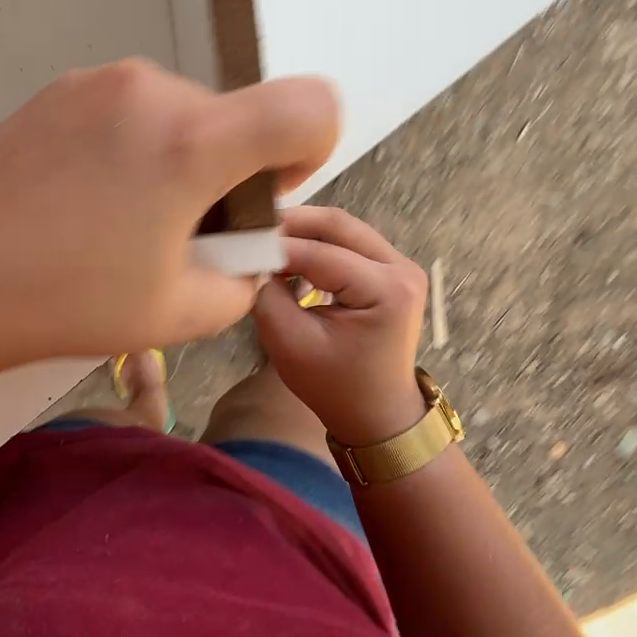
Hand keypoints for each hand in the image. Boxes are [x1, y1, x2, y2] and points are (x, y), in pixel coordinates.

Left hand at [0, 59, 340, 361]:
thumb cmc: (62, 304)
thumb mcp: (175, 313)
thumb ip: (237, 282)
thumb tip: (238, 256)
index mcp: (194, 137)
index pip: (310, 105)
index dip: (310, 152)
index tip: (260, 199)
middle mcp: (149, 89)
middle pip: (229, 121)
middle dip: (223, 179)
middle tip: (173, 246)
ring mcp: (91, 86)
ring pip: (171, 122)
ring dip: (170, 170)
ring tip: (114, 237)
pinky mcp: (49, 98)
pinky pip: (119, 120)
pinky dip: (124, 159)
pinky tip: (75, 214)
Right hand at [253, 207, 429, 444]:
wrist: (375, 412)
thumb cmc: (333, 385)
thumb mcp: (289, 344)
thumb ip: (266, 296)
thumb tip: (248, 259)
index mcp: (385, 289)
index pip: (320, 253)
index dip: (274, 246)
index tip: (234, 244)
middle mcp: (401, 268)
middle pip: (339, 225)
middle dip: (290, 224)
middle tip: (247, 228)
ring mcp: (401, 266)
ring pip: (344, 230)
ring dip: (302, 232)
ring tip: (263, 243)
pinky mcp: (391, 272)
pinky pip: (349, 244)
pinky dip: (316, 245)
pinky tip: (287, 258)